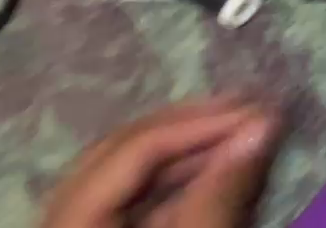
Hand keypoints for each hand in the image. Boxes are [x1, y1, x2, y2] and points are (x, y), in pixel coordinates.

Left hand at [42, 96, 276, 227]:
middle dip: (189, 125)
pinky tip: (218, 168)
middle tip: (250, 109)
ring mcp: (74, 227)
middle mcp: (58, 221)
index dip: (198, 124)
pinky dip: (176, 177)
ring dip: (187, 149)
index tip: (260, 110)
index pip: (131, 151)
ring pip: (125, 174)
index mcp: (68, 224)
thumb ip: (224, 192)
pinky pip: (130, 198)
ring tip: (243, 134)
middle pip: (119, 152)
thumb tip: (267, 121)